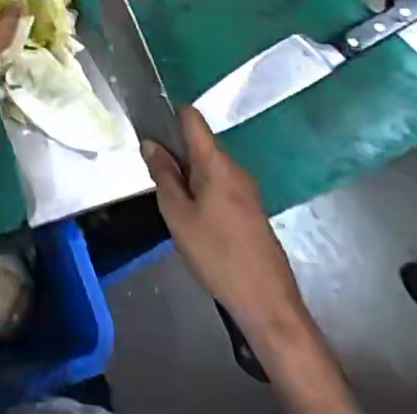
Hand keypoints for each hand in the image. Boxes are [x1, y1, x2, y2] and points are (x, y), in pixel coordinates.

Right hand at [144, 105, 304, 329]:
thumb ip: (163, 175)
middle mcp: (234, 169)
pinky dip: (201, 189)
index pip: (192, 119)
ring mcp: (246, 190)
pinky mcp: (250, 210)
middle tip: (150, 172)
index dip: (169, 114)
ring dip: (186, 173)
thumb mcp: (177, 214)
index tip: (149, 124)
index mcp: (216, 163)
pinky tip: (190, 215)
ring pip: (208, 167)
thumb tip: (151, 144)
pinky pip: (219, 185)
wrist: (267, 303)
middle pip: (199, 144)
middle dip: (174, 150)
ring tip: (166, 197)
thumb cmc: (217, 254)